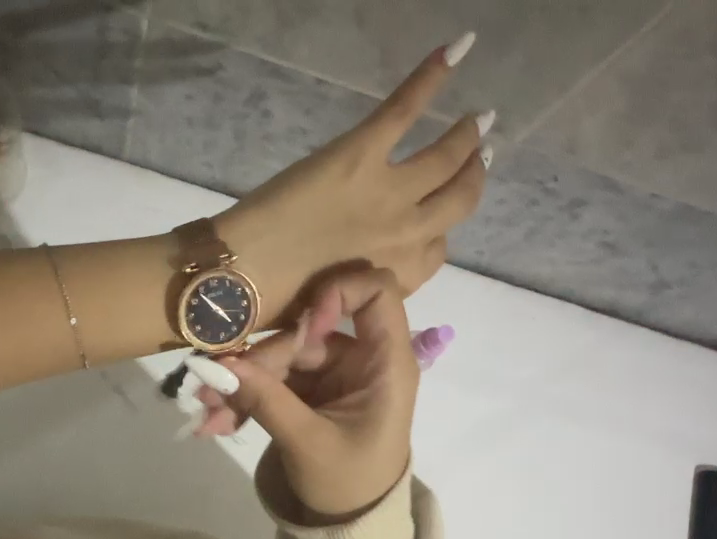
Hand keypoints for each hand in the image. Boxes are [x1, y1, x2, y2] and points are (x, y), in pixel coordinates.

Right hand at [214, 268, 416, 520]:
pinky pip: (271, 381)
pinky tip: (215, 420)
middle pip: (307, 331)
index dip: (338, 292)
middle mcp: (360, 359)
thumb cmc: (348, 484)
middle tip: (214, 388)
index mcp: (385, 363)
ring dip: (241, 382)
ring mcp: (332, 375)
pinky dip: (245, 398)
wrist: (349, 527)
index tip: (302, 323)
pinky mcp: (308, 393)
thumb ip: (266, 400)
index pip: (376, 293)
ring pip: (281, 357)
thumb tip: (218, 364)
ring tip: (205, 411)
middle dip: (259, 360)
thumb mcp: (307, 444)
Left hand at [216, 39, 491, 324]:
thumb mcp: (333, 311)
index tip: (432, 223)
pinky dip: (432, 76)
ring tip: (477, 121)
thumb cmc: (276, 306)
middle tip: (478, 159)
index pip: (438, 253)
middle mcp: (406, 237)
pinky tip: (459, 48)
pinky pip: (405, 109)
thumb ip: (361, 289)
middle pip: (459, 202)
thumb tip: (364, 272)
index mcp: (397, 279)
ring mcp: (388, 192)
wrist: (239, 276)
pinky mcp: (360, 154)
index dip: (438, 234)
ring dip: (465, 137)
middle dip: (472, 180)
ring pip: (446, 158)